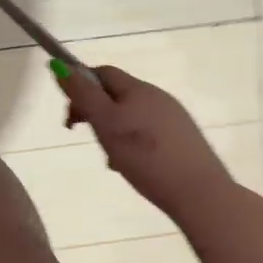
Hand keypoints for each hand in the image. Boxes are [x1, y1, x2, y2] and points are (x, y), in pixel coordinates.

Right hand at [56, 64, 238, 216]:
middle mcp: (159, 97)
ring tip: (111, 158)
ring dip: (115, 130)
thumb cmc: (146, 156)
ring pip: (133, 116)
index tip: (73, 114)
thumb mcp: (104, 122)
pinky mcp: (188, 143)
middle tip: (87, 136)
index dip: (81, 85)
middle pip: (117, 94)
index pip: (102, 72)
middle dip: (97, 112)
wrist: (203, 198)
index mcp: (139, 88)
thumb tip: (58, 64)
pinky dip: (136, 144)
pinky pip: (151, 133)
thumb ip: (80, 93)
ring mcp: (177, 120)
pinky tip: (135, 166)